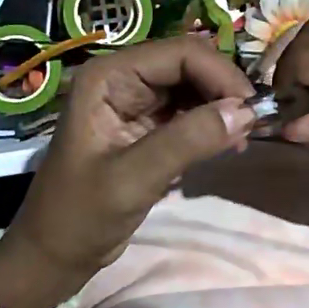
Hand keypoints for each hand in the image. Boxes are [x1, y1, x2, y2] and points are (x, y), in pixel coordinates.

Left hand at [11, 36, 254, 271]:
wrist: (55, 253)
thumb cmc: (81, 214)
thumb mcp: (134, 177)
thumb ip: (189, 140)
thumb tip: (247, 111)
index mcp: (109, 77)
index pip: (179, 54)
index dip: (220, 74)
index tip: (251, 109)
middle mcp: (124, 79)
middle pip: (190, 64)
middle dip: (224, 88)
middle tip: (253, 123)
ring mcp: (137, 101)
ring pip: (194, 85)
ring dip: (222, 104)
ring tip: (244, 136)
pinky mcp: (149, 125)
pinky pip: (190, 110)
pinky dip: (213, 121)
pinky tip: (229, 142)